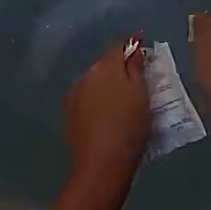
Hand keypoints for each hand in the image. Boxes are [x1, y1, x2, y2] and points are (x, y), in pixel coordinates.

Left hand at [63, 41, 148, 179]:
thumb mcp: (142, 95)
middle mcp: (87, 74)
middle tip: (134, 90)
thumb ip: (137, 68)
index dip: (130, 49)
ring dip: (105, 87)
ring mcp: (74, 93)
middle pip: (105, 65)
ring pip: (94, 82)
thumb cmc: (129, 126)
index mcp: (107, 66)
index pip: (118, 46)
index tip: (142, 61)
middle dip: (118, 71)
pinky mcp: (68, 112)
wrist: (101, 163)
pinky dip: (95, 103)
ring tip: (119, 108)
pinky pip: (85, 99)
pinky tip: (104, 120)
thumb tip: (133, 49)